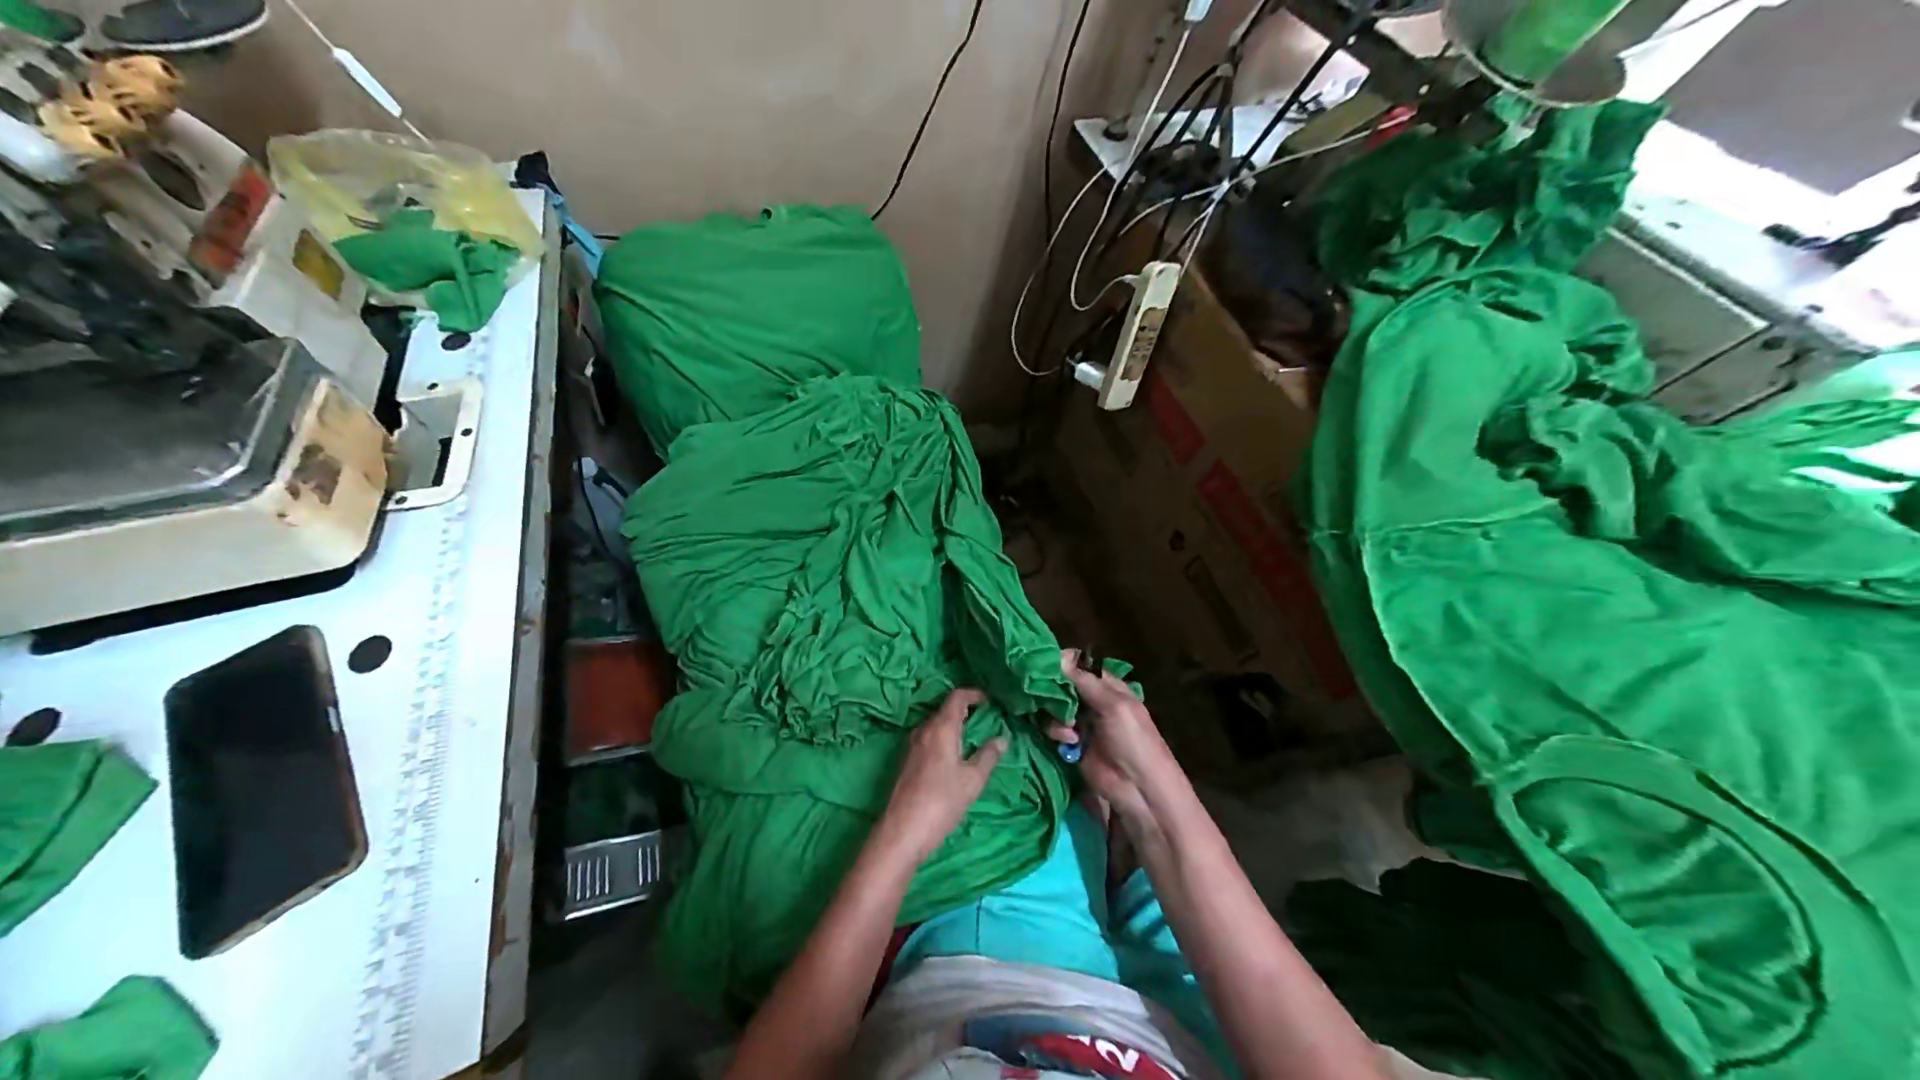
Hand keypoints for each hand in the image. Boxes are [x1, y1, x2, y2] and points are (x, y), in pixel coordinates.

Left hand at [878, 689, 1007, 863]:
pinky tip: (954, 756)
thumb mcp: (972, 780)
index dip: (974, 694)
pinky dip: (944, 738)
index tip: (990, 700)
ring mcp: (912, 745)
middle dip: (966, 710)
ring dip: (954, 726)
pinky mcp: (907, 761)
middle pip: (945, 709)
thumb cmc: (942, 801)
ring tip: (974, 737)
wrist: (902, 831)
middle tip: (986, 719)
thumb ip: (988, 755)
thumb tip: (1002, 738)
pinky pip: (929, 739)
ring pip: (936, 725)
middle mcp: (923, 730)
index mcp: (940, 727)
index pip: (956, 697)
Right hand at [1047, 650, 1179, 825]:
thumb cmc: (1132, 740)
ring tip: (1069, 729)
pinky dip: (1056, 732)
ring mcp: (1082, 722)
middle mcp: (1093, 701)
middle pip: (1063, 686)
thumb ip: (1085, 680)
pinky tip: (1068, 742)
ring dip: (1056, 715)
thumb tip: (1059, 655)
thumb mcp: (1113, 704)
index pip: (1080, 666)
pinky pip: (1054, 729)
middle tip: (1046, 696)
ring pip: (1054, 707)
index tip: (1044, 665)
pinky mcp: (1071, 743)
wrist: (1138, 788)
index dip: (1062, 663)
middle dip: (1054, 690)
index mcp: (1109, 686)